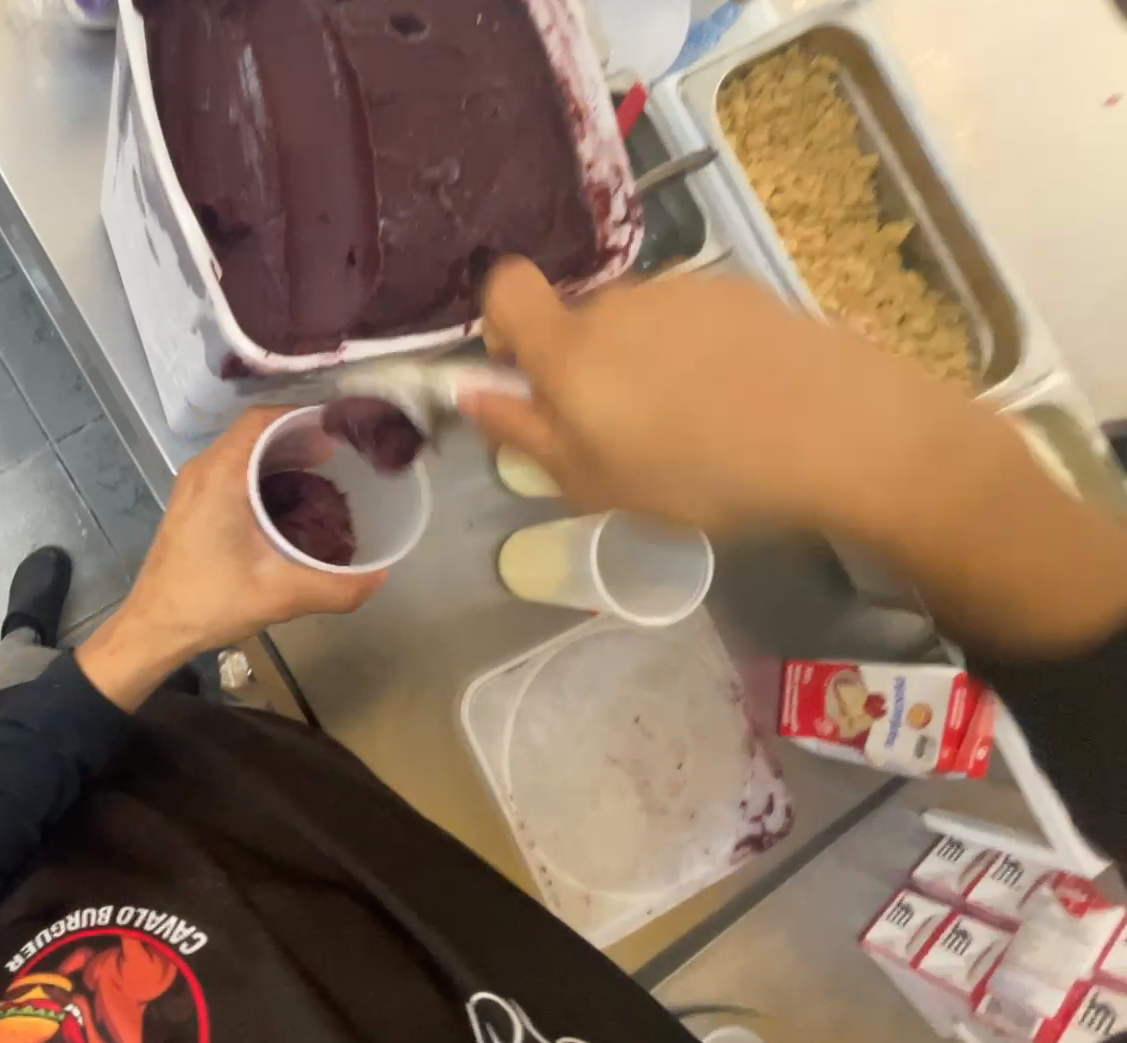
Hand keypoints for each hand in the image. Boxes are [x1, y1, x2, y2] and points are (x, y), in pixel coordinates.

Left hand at [78, 408, 387, 707]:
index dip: (303, 416)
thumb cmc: (210, 602)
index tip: (339, 430)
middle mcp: (202, 471)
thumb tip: (381, 579)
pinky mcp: (189, 507)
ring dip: (278, 455)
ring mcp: (191, 488)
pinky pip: (229, 472)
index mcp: (220, 475)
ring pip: (240, 452)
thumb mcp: (281, 595)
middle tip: (340, 454)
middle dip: (297, 436)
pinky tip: (285, 501)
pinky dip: (259, 474)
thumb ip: (337, 587)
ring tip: (321, 471)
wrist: (154, 628)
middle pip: (253, 432)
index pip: (262, 419)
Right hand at [464, 257, 986, 533]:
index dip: (499, 321)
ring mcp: (683, 290)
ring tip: (680, 415)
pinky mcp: (739, 291)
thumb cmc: (696, 472)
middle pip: (570, 316)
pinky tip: (726, 394)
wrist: (852, 437)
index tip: (521, 368)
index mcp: (569, 348)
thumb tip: (469, 393)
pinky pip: (681, 316)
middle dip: (573, 361)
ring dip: (630, 358)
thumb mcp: (587, 478)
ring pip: (627, 319)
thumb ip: (519, 431)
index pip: (505, 288)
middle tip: (612, 423)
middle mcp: (617, 302)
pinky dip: (683, 349)